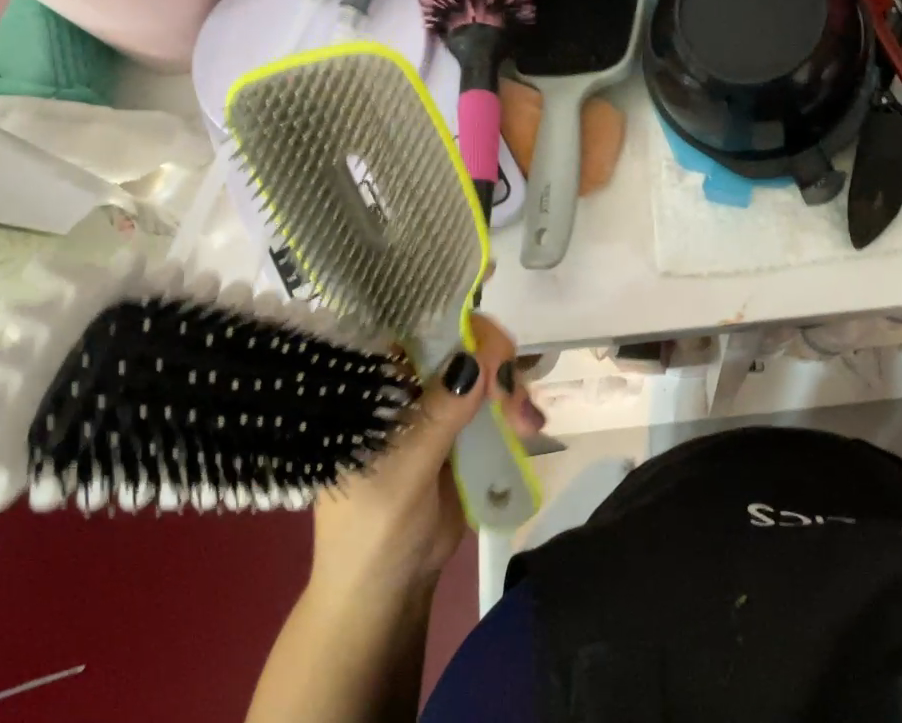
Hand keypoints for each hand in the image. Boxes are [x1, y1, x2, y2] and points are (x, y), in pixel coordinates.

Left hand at [309, 315, 544, 589]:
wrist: (389, 588)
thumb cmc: (371, 530)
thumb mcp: (400, 474)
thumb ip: (436, 417)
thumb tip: (473, 359)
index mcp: (372, 387)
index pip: (410, 327)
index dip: (451, 313)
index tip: (490, 313)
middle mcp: (405, 386)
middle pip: (458, 343)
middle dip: (493, 358)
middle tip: (511, 396)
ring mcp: (438, 407)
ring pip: (485, 370)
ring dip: (512, 386)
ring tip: (526, 423)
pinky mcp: (465, 430)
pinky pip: (497, 402)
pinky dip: (517, 407)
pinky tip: (530, 426)